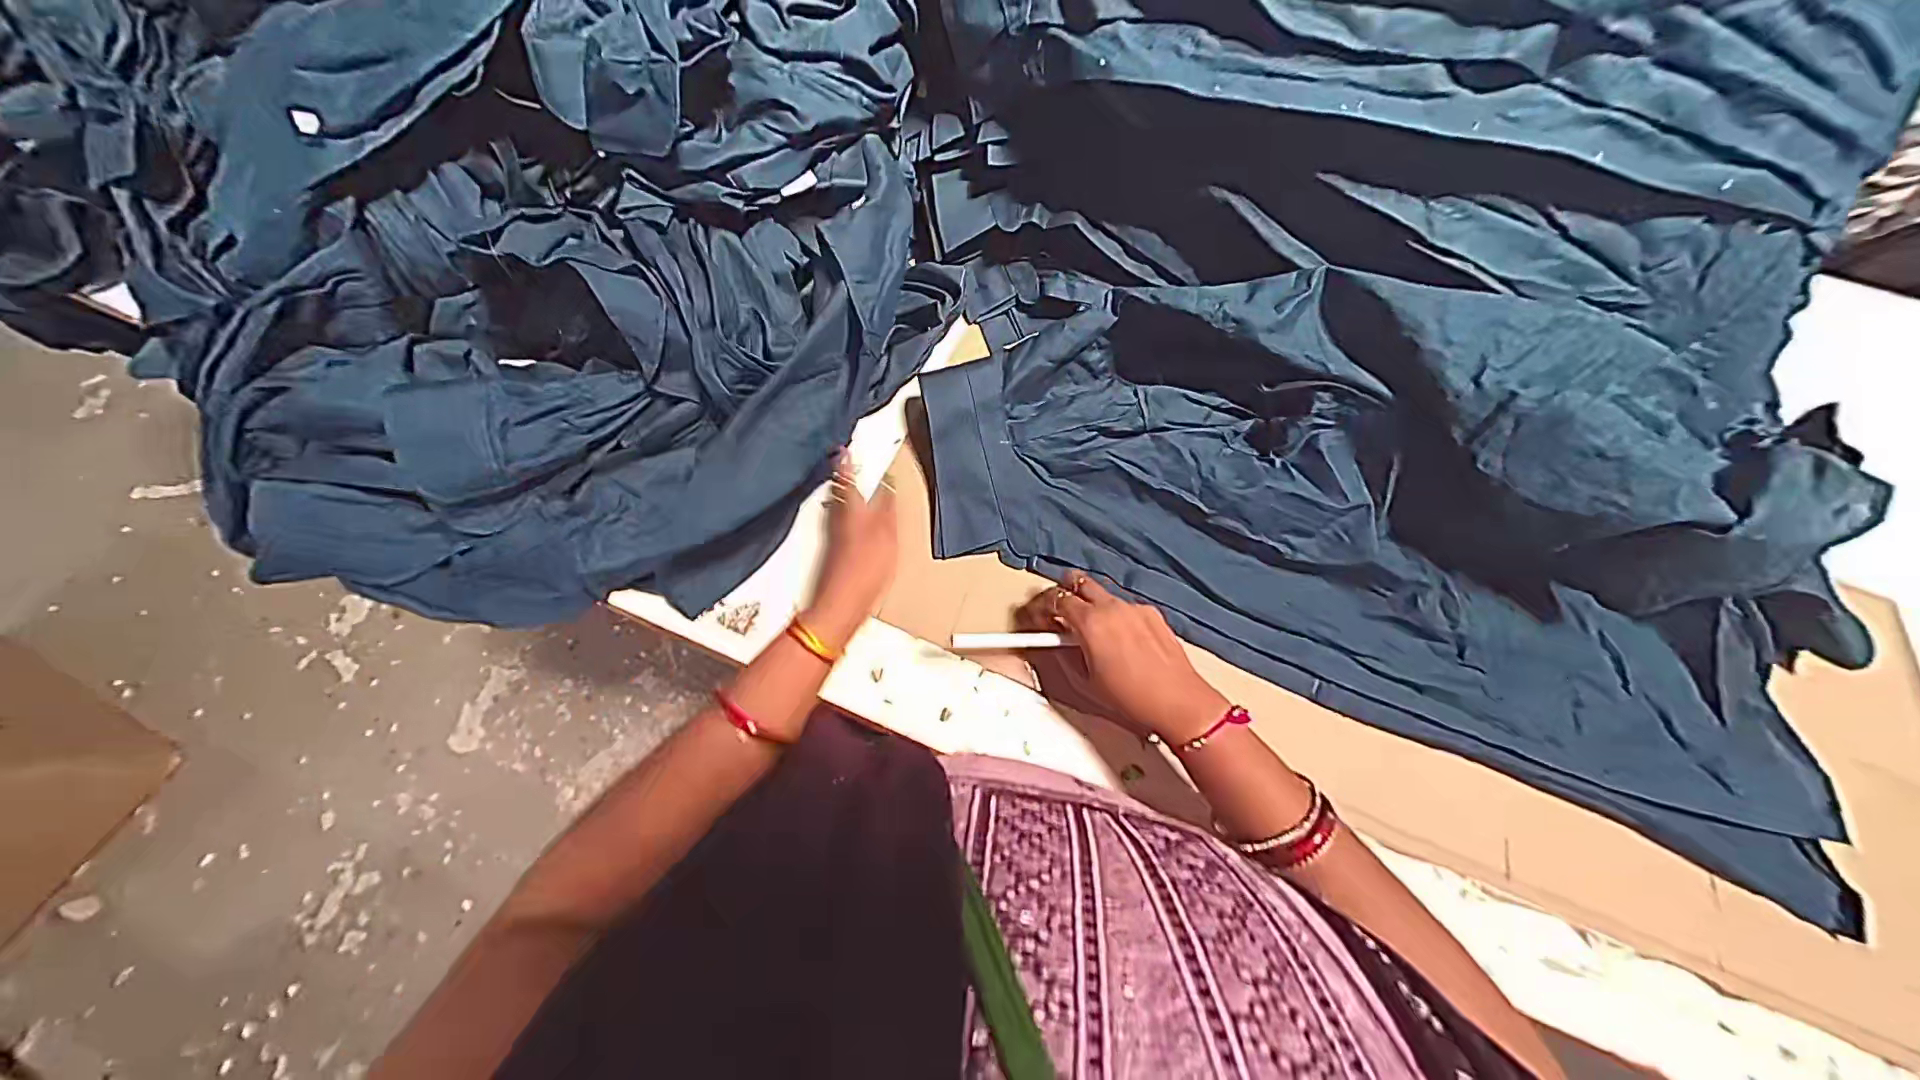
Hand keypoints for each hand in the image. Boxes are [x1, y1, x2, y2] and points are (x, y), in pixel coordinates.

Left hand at [805, 452, 897, 644]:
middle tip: (847, 456)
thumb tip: (887, 481)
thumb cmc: (863, 570)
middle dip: (843, 471)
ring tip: (850, 479)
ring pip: (837, 502)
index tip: (848, 445)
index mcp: (851, 507)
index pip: (848, 473)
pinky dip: (845, 510)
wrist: (842, 603)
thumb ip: (886, 505)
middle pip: (839, 486)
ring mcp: (833, 533)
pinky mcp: (834, 548)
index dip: (848, 458)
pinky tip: (855, 516)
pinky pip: (838, 519)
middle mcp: (837, 517)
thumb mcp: (888, 533)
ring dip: (843, 489)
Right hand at [1016, 570, 1230, 742]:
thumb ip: (1063, 654)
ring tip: (1088, 628)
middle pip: (1077, 582)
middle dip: (1063, 592)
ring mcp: (1134, 608)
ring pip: (1102, 593)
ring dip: (1089, 603)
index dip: (1040, 608)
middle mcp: (1112, 608)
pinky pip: (1124, 606)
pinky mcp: (1152, 614)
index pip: (1054, 600)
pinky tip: (1117, 637)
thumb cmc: (1133, 698)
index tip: (1037, 617)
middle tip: (1057, 610)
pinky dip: (1114, 614)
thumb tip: (1053, 643)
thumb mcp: (1084, 682)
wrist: (1178, 703)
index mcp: (1091, 623)